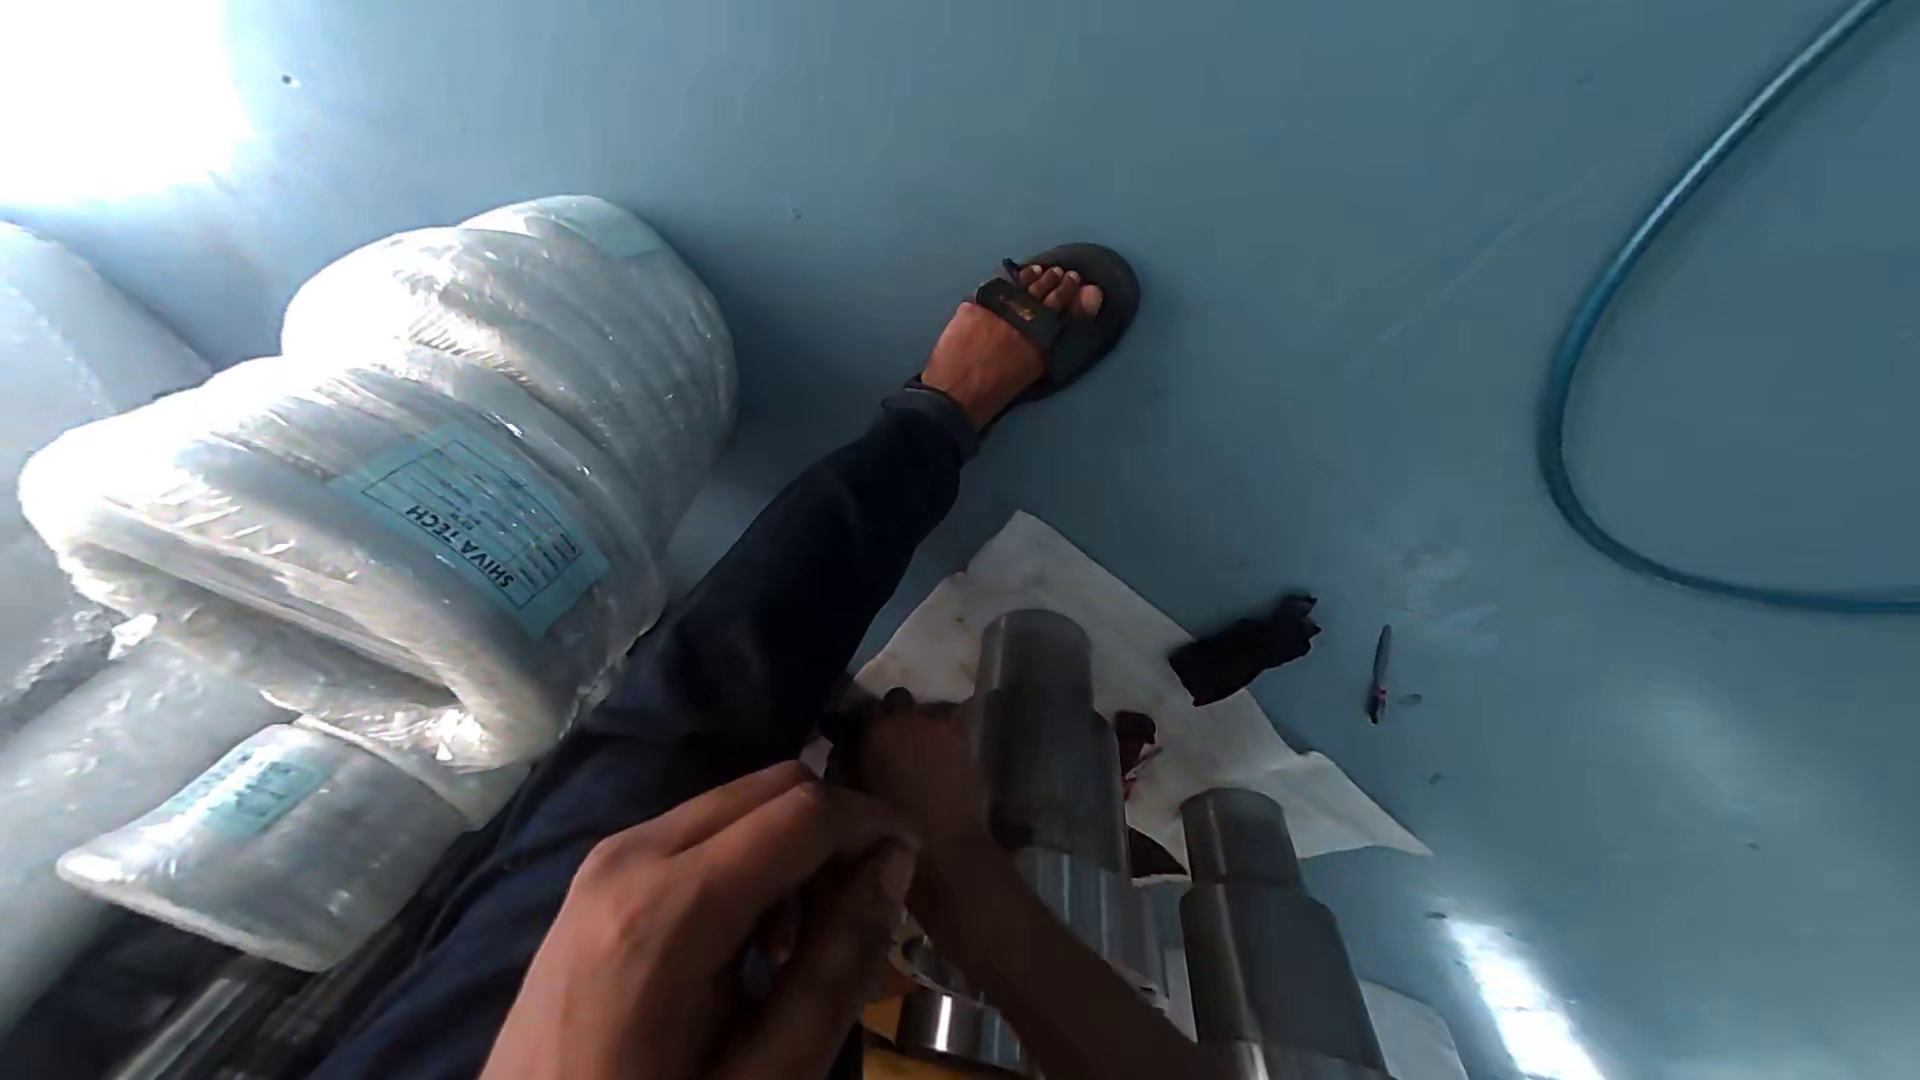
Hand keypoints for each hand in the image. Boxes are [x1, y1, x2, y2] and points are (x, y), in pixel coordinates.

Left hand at [480, 762, 918, 1079]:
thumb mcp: (766, 1079)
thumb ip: (840, 964)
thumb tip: (895, 862)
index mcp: (667, 910)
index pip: (803, 813)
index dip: (872, 821)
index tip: (909, 856)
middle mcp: (634, 852)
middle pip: (777, 785)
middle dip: (835, 828)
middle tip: (855, 904)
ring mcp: (611, 854)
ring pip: (745, 798)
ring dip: (795, 843)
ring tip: (799, 934)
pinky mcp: (604, 867)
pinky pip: (707, 823)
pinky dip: (754, 853)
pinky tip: (749, 931)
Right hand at [852, 688, 991, 850]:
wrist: (949, 852)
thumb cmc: (892, 834)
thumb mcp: (854, 799)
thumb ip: (846, 766)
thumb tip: (844, 752)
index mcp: (875, 730)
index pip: (852, 715)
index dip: (849, 728)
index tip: (847, 740)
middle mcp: (909, 718)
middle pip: (895, 701)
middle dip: (890, 716)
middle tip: (888, 743)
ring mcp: (942, 726)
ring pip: (927, 713)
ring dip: (919, 727)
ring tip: (917, 754)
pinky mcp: (967, 740)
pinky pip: (949, 731)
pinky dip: (941, 741)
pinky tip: (938, 764)